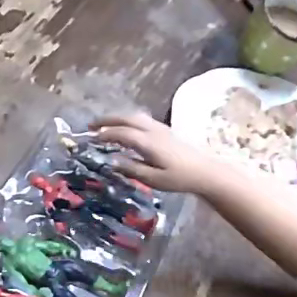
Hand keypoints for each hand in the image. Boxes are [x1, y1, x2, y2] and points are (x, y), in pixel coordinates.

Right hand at [91, 113, 227, 195]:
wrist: (205, 172)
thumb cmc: (180, 178)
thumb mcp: (154, 179)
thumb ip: (132, 169)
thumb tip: (112, 162)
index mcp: (148, 142)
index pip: (121, 133)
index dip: (105, 134)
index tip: (91, 138)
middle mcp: (153, 130)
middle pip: (127, 118)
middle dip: (107, 120)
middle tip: (91, 125)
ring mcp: (160, 128)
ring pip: (135, 116)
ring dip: (118, 118)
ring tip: (105, 125)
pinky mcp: (166, 131)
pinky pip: (142, 120)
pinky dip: (128, 121)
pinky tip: (126, 128)